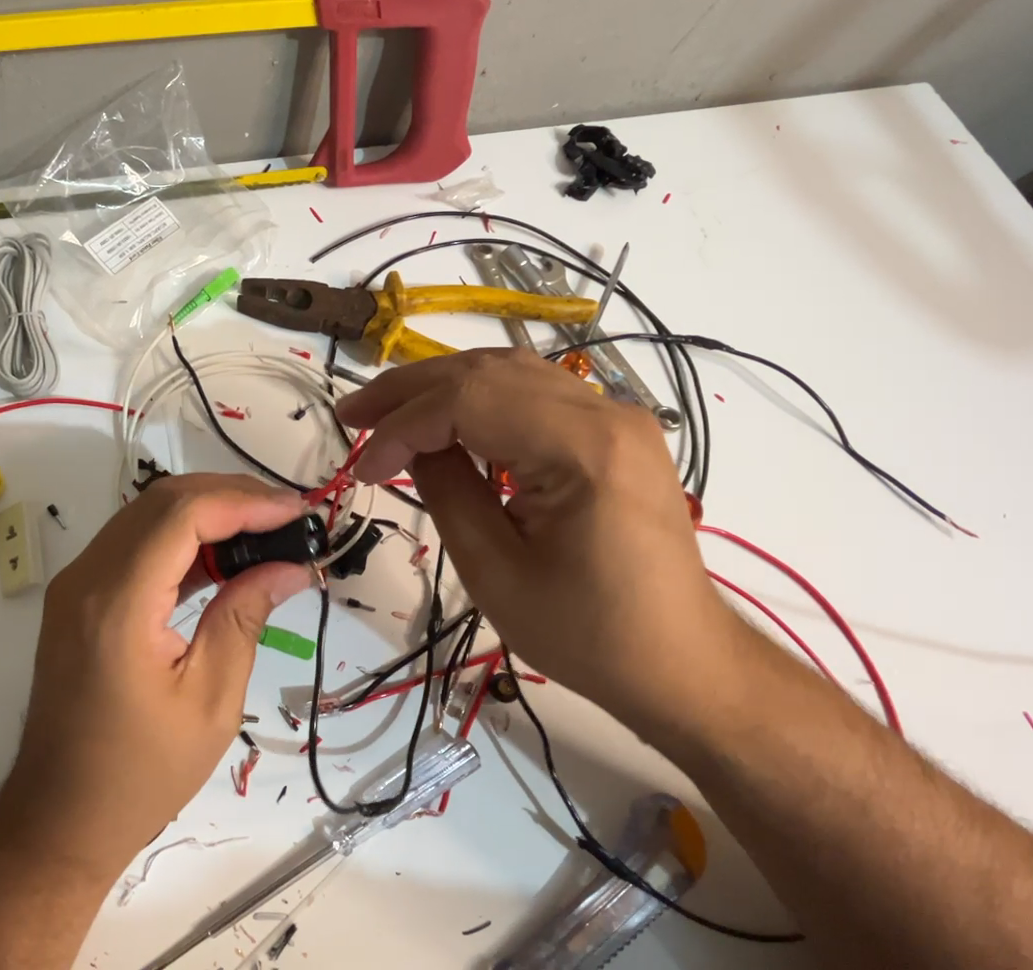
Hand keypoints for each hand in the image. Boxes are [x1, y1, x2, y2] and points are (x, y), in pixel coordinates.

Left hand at [5, 474, 311, 870]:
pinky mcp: (77, 598)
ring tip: (264, 530)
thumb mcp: (210, 699)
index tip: (295, 512)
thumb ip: (244, 616)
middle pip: (160, 503)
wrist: (61, 816)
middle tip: (286, 515)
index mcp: (118, 603)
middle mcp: (87, 578)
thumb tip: (289, 566)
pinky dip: (178, 540)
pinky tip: (221, 557)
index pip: (181, 515)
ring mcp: (76, 585)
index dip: (243, 502)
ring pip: (145, 517)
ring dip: (205, 513)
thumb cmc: (142, 772)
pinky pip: (132, 545)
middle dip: (228, 497)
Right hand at [336, 349, 738, 727]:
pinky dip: (479, 400)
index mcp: (582, 448)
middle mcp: (606, 413)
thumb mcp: (495, 570)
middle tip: (352, 416)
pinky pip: (534, 393)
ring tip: (386, 415)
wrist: (680, 662)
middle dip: (410, 390)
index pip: (468, 400)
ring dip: (441, 388)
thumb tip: (408, 443)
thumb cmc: (586, 633)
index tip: (365, 469)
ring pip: (509, 371)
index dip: (403, 425)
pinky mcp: (616, 432)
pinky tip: (446, 424)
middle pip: (487, 370)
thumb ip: (446, 489)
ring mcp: (617, 417)